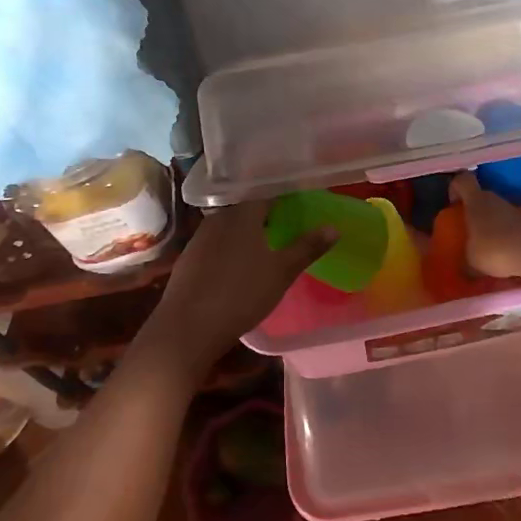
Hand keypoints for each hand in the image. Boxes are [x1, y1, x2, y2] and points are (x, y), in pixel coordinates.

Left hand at [134, 200, 333, 378]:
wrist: (187, 328)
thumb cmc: (241, 294)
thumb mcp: (282, 272)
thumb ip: (307, 247)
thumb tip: (334, 227)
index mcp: (243, 215)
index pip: (266, 193)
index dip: (284, 195)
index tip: (300, 201)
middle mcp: (218, 219)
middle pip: (246, 208)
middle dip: (266, 213)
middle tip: (288, 222)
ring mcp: (199, 239)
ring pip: (229, 226)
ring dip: (247, 231)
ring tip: (267, 243)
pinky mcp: (189, 260)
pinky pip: (216, 243)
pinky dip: (231, 247)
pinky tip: (239, 265)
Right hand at [449, 172, 520, 278]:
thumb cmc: (495, 249)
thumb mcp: (472, 261)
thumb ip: (465, 261)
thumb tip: (464, 268)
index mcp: (476, 202)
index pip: (462, 180)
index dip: (455, 187)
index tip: (453, 204)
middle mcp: (496, 199)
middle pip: (481, 196)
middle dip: (474, 210)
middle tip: (469, 230)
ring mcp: (516, 209)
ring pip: (498, 211)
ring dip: (493, 224)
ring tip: (489, 246)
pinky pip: (513, 224)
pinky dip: (508, 234)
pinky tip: (508, 253)